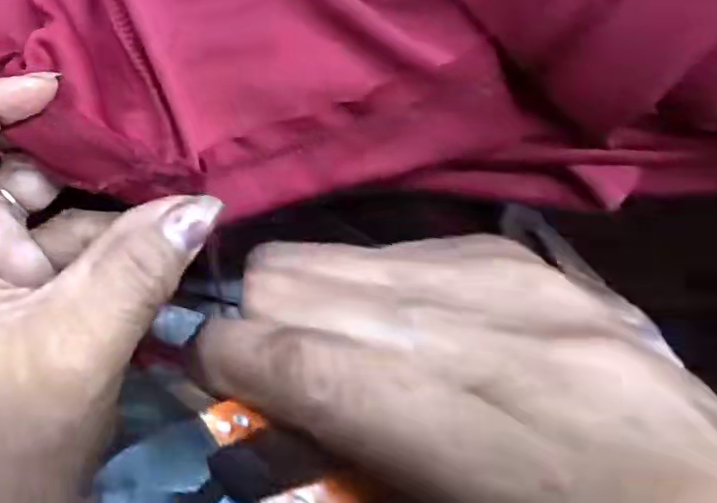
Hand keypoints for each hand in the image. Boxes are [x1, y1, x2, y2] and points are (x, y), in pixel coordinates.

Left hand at [0, 74, 223, 502]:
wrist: (12, 501)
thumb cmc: (17, 428)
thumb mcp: (77, 343)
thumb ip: (135, 267)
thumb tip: (200, 202)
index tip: (52, 85)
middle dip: (42, 132)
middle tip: (101, 107)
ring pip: (27, 183)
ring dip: (78, 170)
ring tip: (131, 142)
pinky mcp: (17, 265)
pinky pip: (56, 219)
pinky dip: (97, 210)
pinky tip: (143, 195)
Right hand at [190, 236, 716, 502]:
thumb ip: (335, 467)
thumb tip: (239, 404)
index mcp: (494, 443)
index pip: (299, 362)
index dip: (222, 360)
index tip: (201, 372)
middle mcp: (497, 335)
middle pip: (288, 282)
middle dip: (255, 325)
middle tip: (272, 370)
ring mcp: (512, 279)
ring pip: (318, 252)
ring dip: (302, 301)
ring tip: (335, 346)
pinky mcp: (515, 254)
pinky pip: (379, 249)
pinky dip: (362, 288)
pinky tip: (403, 331)